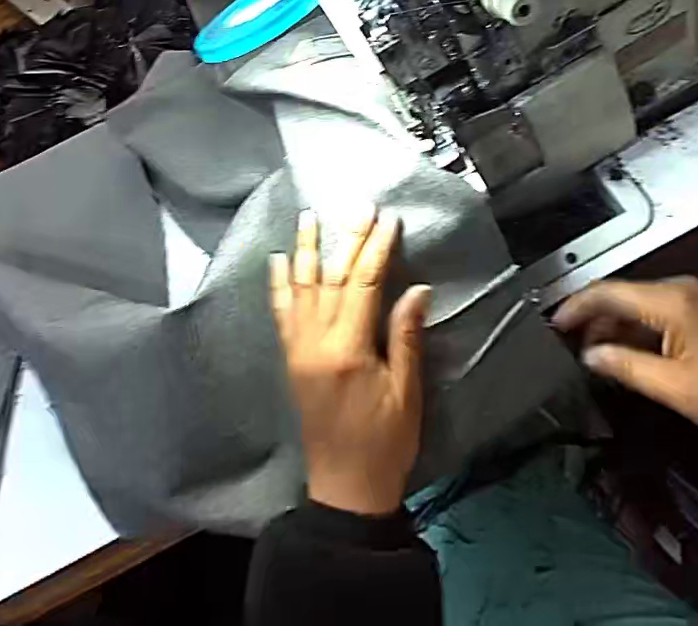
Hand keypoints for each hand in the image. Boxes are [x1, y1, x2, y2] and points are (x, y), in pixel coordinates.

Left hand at [270, 208, 430, 516]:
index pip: (362, 285)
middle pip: (331, 279)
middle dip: (346, 239)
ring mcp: (298, 352)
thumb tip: (416, 289)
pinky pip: (282, 315)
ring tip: (308, 216)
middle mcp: (315, 344)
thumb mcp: (405, 392)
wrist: (345, 490)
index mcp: (347, 351)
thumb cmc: (385, 442)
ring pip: (301, 290)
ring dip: (306, 250)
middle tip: (357, 206)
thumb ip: (405, 337)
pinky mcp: (291, 362)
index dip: (377, 250)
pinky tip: (281, 262)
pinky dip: (281, 286)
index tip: (389, 220)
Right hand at [552, 277, 697, 450]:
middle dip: (591, 317)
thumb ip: (626, 365)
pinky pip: (652, 315)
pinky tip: (617, 354)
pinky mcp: (695, 314)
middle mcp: (678, 289)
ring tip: (585, 354)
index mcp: (672, 300)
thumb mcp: (674, 388)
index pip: (610, 291)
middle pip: (620, 294)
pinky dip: (631, 332)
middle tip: (564, 346)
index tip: (552, 326)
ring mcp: (689, 299)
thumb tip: (589, 355)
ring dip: (610, 326)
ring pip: (634, 305)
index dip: (576, 306)